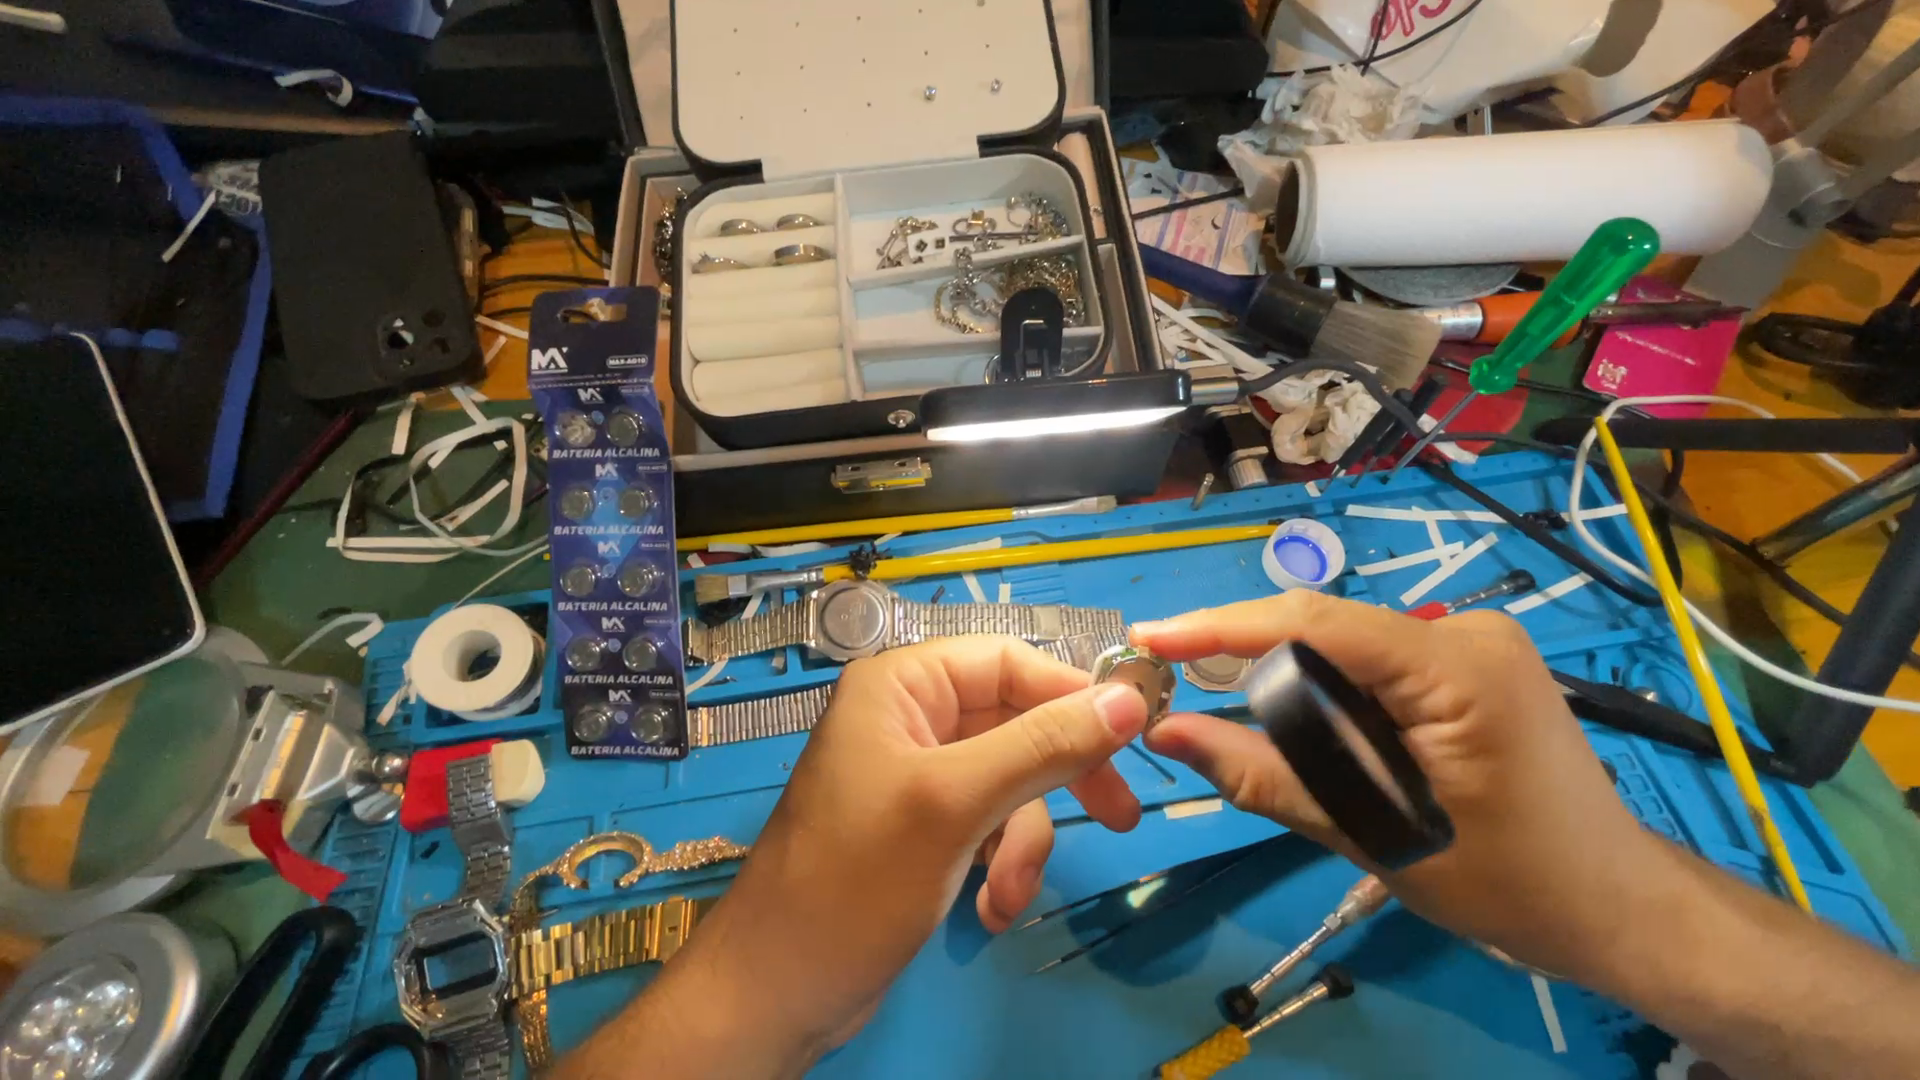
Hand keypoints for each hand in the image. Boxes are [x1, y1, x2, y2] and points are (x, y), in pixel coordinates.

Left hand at [652, 638, 1147, 1066]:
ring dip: (1021, 841)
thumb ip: (1042, 746)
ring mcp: (920, 774)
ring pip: (1010, 782)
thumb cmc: (855, 878)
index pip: (1007, 662)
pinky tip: (988, 907)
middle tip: (1117, 815)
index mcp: (903, 684)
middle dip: (1057, 778)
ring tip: (1005, 893)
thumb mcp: (955, 803)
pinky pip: (990, 822)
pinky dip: (999, 862)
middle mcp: (912, 717)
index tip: (1135, 730)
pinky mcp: (927, 826)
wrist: (779, 991)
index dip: (1071, 693)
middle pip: (1016, 723)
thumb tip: (1128, 699)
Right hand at [1132, 590, 1670, 980]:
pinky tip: (1299, 720)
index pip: (1312, 622)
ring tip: (1228, 709)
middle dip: (1243, 655)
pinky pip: (1366, 657)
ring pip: (1340, 641)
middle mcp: (1463, 631)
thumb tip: (1165, 733)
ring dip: (1282, 674)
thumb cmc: (1509, 883)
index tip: (1149, 638)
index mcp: (1455, 669)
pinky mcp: (1466, 659)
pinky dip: (1320, 685)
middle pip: (1321, 627)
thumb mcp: (1370, 836)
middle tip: (1173, 686)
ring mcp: (1470, 640)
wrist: (1621, 907)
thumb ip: (1262, 776)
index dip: (1220, 626)